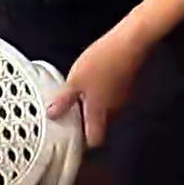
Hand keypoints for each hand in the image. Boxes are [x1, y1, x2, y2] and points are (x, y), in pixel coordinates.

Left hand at [45, 27, 153, 147]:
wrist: (131, 41)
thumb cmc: (102, 61)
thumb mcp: (74, 81)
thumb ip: (63, 101)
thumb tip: (52, 115)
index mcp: (100, 112)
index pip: (95, 140)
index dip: (83, 143)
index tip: (70, 139)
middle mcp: (114, 110)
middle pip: (99, 126)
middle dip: (84, 124)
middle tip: (67, 116)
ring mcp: (122, 98)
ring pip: (104, 112)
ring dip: (91, 109)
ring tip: (75, 99)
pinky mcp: (126, 86)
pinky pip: (110, 99)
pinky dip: (99, 97)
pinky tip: (90, 85)